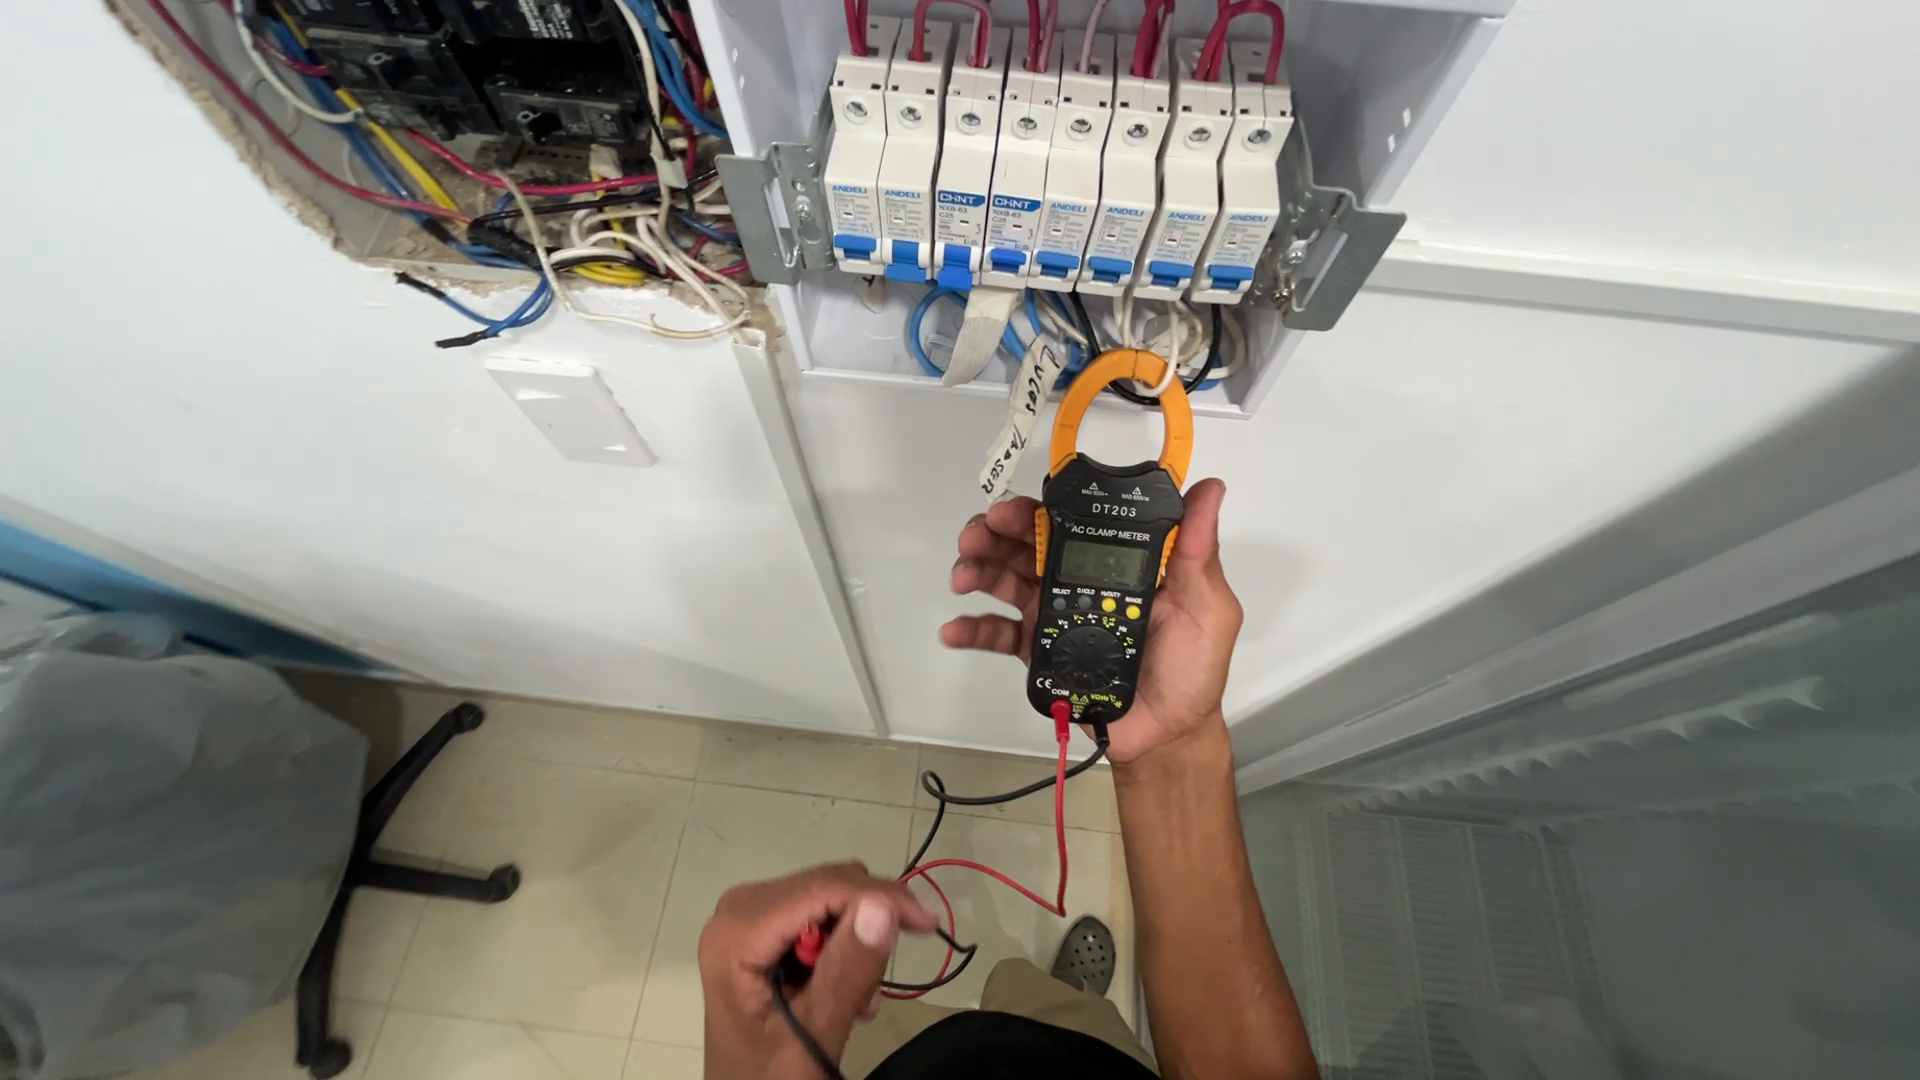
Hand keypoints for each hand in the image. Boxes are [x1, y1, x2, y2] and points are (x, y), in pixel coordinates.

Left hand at [700, 861, 937, 1078]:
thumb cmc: (769, 1079)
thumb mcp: (812, 1036)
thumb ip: (846, 973)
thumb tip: (882, 906)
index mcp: (738, 930)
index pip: (823, 887)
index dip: (879, 896)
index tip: (927, 923)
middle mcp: (741, 906)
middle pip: (827, 886)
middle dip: (866, 922)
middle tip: (881, 981)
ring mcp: (751, 912)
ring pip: (829, 894)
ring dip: (856, 936)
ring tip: (857, 996)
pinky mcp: (763, 921)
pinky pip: (819, 909)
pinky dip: (842, 940)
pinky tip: (842, 986)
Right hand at [940, 478, 1243, 765]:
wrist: (1164, 735)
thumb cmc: (1191, 672)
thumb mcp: (1208, 609)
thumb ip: (1199, 554)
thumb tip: (1211, 489)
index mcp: (1117, 564)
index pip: (1074, 523)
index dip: (1040, 511)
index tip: (1013, 510)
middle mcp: (1081, 580)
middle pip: (1029, 545)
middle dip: (995, 534)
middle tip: (976, 536)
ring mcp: (1054, 613)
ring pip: (1006, 580)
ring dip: (978, 570)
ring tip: (961, 576)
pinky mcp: (1037, 650)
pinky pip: (999, 634)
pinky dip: (972, 629)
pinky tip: (953, 629)